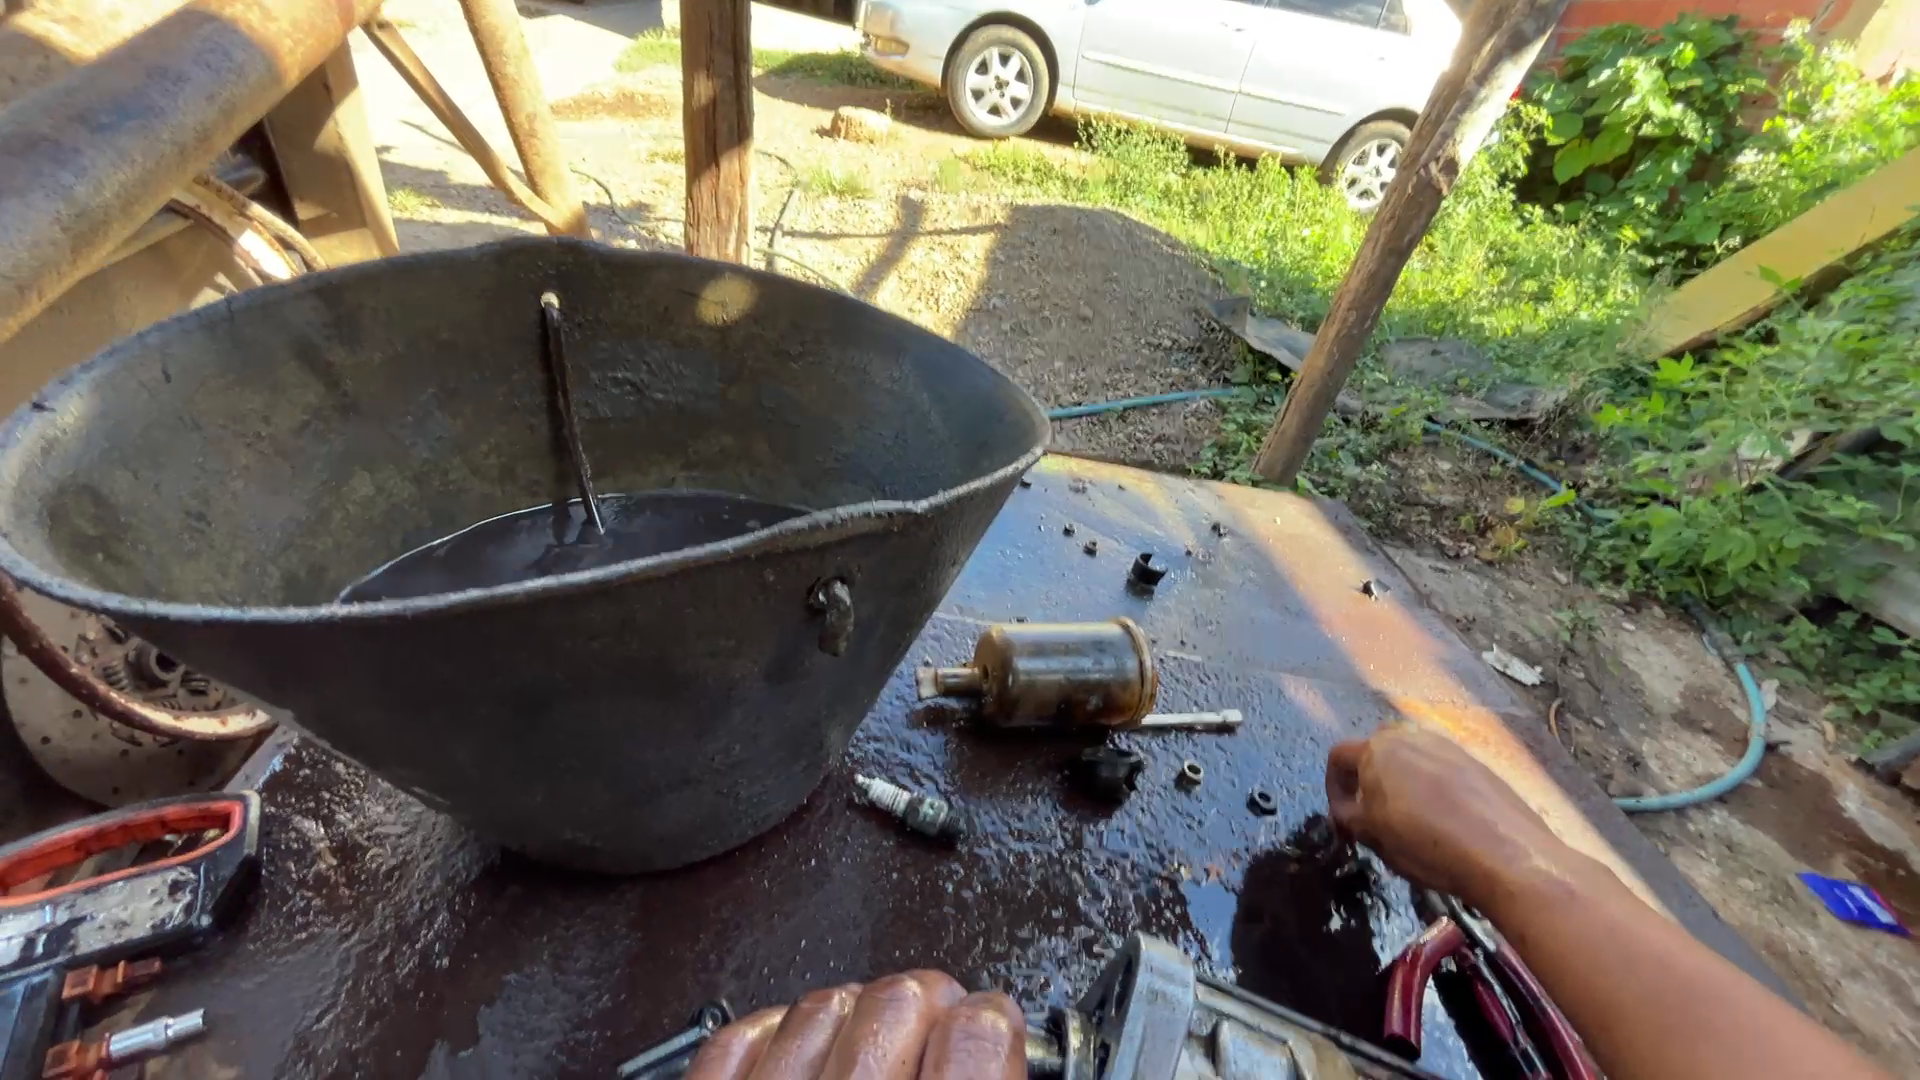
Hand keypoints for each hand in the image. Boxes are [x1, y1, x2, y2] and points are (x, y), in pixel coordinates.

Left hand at [686, 972, 1025, 1079]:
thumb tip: (1003, 1044)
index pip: (974, 1043)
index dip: (993, 1023)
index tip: (993, 1026)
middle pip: (898, 1001)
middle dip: (927, 1007)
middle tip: (934, 1032)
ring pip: (823, 1004)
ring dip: (854, 1020)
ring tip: (866, 1057)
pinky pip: (740, 1038)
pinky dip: (774, 1039)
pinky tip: (798, 1064)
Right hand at [1324, 725, 1571, 907]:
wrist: (1509, 857)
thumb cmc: (1426, 842)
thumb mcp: (1372, 836)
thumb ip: (1347, 817)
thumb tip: (1344, 812)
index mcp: (1376, 749)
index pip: (1338, 757)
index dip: (1333, 787)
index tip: (1342, 815)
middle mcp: (1411, 737)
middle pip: (1378, 750)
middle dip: (1371, 776)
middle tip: (1376, 810)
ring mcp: (1450, 748)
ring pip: (1414, 758)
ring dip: (1405, 781)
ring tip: (1414, 816)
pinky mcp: (1481, 765)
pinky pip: (1445, 771)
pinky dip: (1437, 789)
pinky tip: (1448, 820)